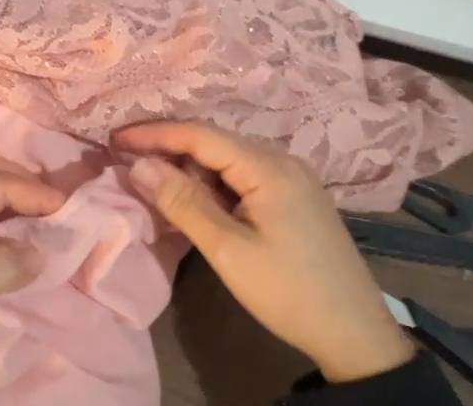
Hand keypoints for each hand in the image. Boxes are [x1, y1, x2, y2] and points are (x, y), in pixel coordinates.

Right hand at [115, 122, 415, 383]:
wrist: (358, 338)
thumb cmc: (290, 292)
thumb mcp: (228, 251)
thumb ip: (182, 203)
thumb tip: (138, 165)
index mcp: (268, 167)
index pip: (199, 134)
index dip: (153, 134)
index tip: (114, 139)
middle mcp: (282, 161)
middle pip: (212, 141)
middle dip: (167, 148)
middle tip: (126, 160)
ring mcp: (292, 179)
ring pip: (226, 159)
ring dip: (188, 167)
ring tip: (151, 179)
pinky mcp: (294, 198)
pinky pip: (242, 175)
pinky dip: (211, 182)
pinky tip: (192, 198)